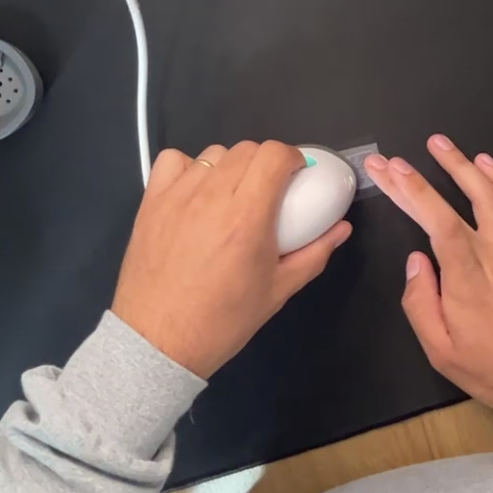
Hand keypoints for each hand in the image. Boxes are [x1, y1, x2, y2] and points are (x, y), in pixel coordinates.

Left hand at [113, 140, 352, 377]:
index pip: (273, 155)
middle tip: (269, 189)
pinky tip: (196, 190)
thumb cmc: (223, 320)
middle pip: (246, 149)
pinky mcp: (151, 201)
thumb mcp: (278, 291)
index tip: (296, 174)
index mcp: (247, 217)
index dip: (291, 156)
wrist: (159, 343)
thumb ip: (314, 253)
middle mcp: (212, 197)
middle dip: (265, 162)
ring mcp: (177, 196)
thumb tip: (342, 228)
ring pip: (213, 153)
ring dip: (230, 166)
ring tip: (232, 194)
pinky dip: (188, 167)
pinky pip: (173, 161)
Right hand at [366, 135, 492, 412]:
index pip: (437, 222)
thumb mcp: (442, 351)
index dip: (413, 191)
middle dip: (424, 173)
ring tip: (441, 144)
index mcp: (468, 281)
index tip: (390, 169)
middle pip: (459, 202)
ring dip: (466, 165)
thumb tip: (417, 261)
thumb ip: (420, 303)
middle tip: (397, 157)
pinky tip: (490, 166)